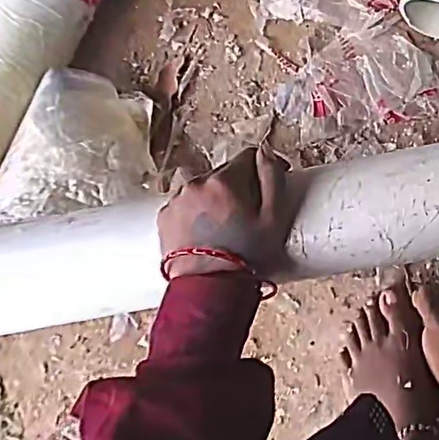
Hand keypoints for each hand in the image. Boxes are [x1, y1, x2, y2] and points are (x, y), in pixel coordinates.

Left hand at [158, 148, 297, 278]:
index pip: (248, 157)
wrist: (208, 288)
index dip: (262, 169)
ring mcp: (177, 199)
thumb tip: (265, 151)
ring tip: (224, 227)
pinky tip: (206, 233)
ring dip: (214, 200)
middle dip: (236, 188)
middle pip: (224, 174)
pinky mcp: (165, 217)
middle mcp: (197, 183)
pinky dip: (195, 213)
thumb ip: (272, 178)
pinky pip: (184, 205)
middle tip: (246, 216)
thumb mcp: (274, 218)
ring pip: (203, 189)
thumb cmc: (245, 256)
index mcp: (225, 181)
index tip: (268, 186)